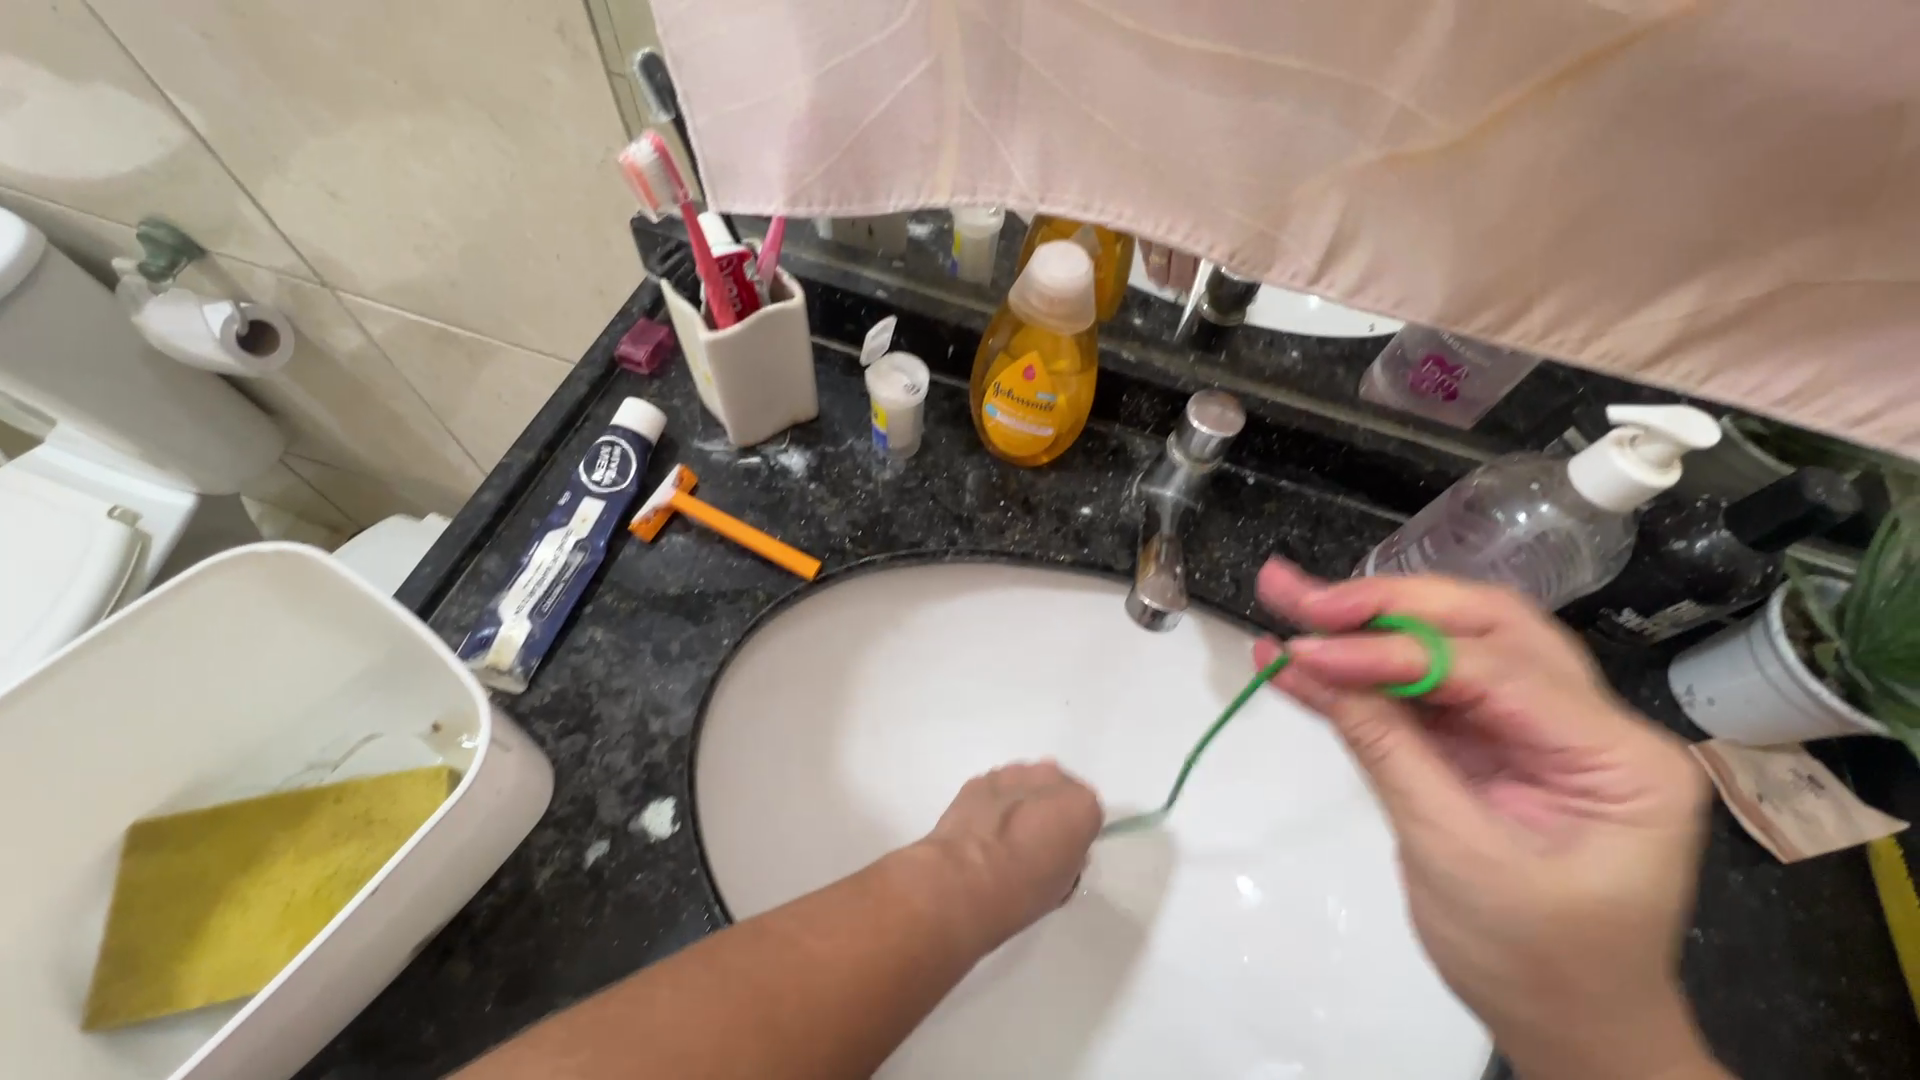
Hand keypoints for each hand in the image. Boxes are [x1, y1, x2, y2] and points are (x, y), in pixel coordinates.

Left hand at [913, 762, 1102, 951]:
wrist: (965, 882)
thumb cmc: (1024, 890)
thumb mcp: (1065, 882)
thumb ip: (1070, 853)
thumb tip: (1058, 847)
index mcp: (1081, 804)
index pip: (1087, 813)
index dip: (1074, 833)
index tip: (1060, 852)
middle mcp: (1050, 778)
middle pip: (1057, 790)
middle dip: (1048, 810)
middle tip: (1032, 843)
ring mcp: (1012, 773)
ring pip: (1024, 784)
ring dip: (1019, 803)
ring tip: (1001, 838)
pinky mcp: (979, 778)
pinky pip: (996, 789)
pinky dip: (992, 804)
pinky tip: (980, 831)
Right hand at [1254, 558, 1721, 1079]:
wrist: (1566, 1028)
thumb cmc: (1533, 961)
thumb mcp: (1456, 855)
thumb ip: (1388, 749)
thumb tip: (1308, 665)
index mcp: (1617, 755)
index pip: (1493, 670)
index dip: (1391, 650)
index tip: (1305, 647)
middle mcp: (1587, 721)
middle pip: (1482, 628)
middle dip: (1383, 605)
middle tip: (1297, 593)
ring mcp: (1535, 728)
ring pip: (1448, 646)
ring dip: (1364, 624)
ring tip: (1286, 598)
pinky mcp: (1487, 743)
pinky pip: (1422, 692)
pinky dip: (1360, 675)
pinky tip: (1300, 662)